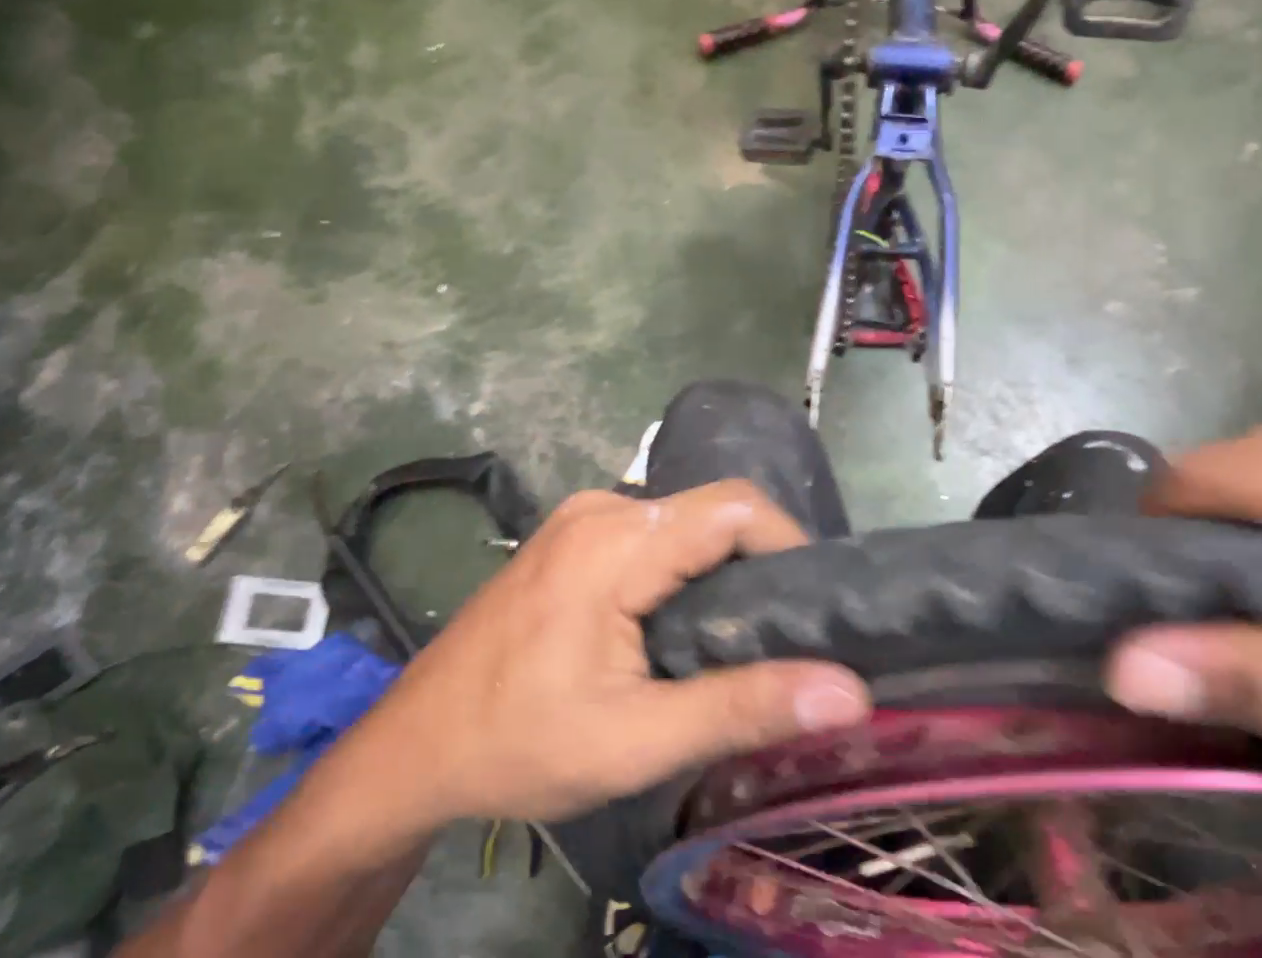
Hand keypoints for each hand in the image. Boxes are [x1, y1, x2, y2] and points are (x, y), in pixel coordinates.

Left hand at [342, 480, 871, 828]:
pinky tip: (694, 629)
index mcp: (614, 543)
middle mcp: (601, 511)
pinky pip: (658, 537)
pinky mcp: (574, 541)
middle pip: (716, 512)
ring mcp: (582, 521)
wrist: (411, 753)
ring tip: (751, 641)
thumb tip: (851, 691)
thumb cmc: (517, 746)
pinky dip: (692, 573)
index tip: (818, 612)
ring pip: (689, 524)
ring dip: (728, 573)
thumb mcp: (636, 741)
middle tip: (792, 637)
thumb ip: (743, 708)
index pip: (737, 509)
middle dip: (765, 567)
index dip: (792, 548)